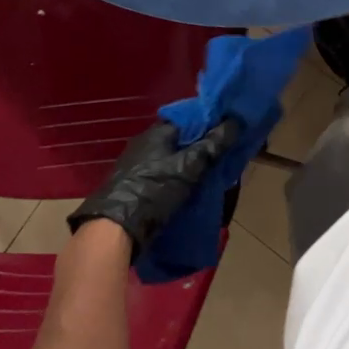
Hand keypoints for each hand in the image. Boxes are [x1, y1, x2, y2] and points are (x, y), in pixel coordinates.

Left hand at [67, 119, 240, 253]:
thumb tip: (236, 121)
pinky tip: (185, 189)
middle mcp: (143, 143)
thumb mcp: (189, 168)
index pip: (189, 119)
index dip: (209, 123)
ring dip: (186, 164)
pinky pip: (159, 174)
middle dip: (199, 146)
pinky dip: (173, 178)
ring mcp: (134, 165)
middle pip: (179, 139)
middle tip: (220, 156)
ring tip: (207, 174)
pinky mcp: (130, 185)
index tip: (227, 132)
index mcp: (156, 132)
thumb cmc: (153, 191)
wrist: (113, 230)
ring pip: (168, 158)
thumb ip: (212, 146)